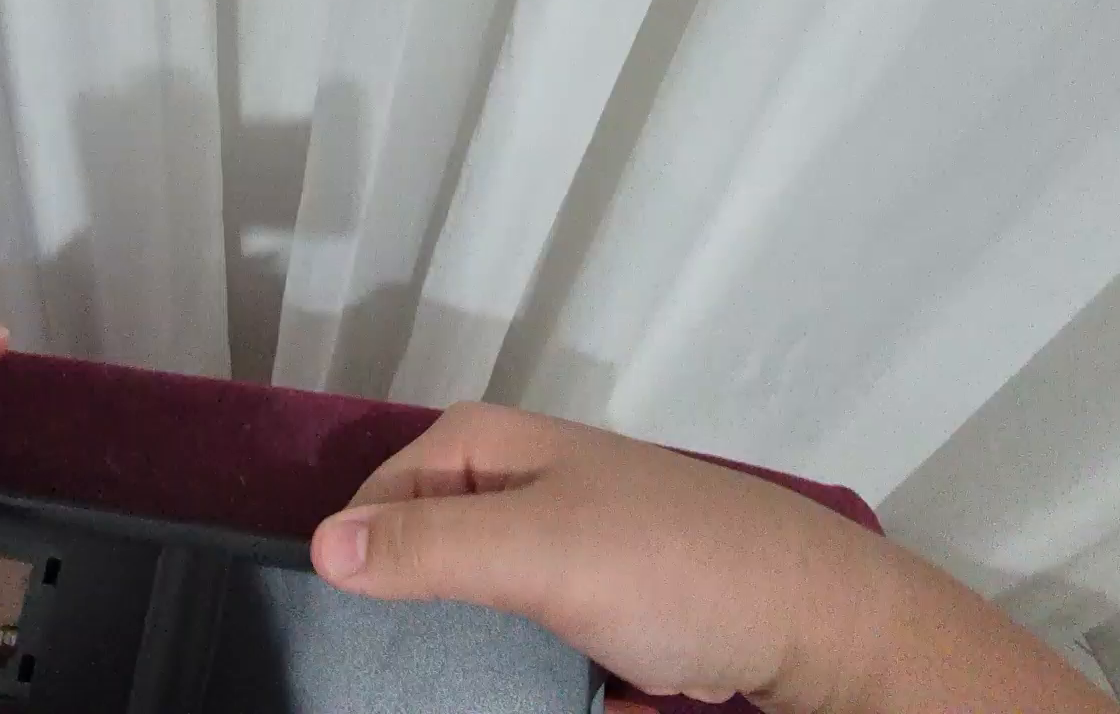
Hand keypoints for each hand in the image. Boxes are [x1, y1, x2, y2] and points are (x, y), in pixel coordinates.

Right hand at [308, 403, 883, 706]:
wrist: (800, 610)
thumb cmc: (660, 562)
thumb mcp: (536, 552)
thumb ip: (428, 547)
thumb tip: (320, 545)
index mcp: (478, 440)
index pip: (376, 499)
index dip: (358, 560)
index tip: (353, 638)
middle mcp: (499, 468)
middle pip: (409, 531)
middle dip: (394, 593)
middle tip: (384, 670)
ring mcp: (535, 518)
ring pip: (450, 568)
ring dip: (434, 619)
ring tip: (419, 678)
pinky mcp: (565, 568)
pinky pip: (494, 595)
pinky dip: (477, 630)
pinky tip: (476, 671)